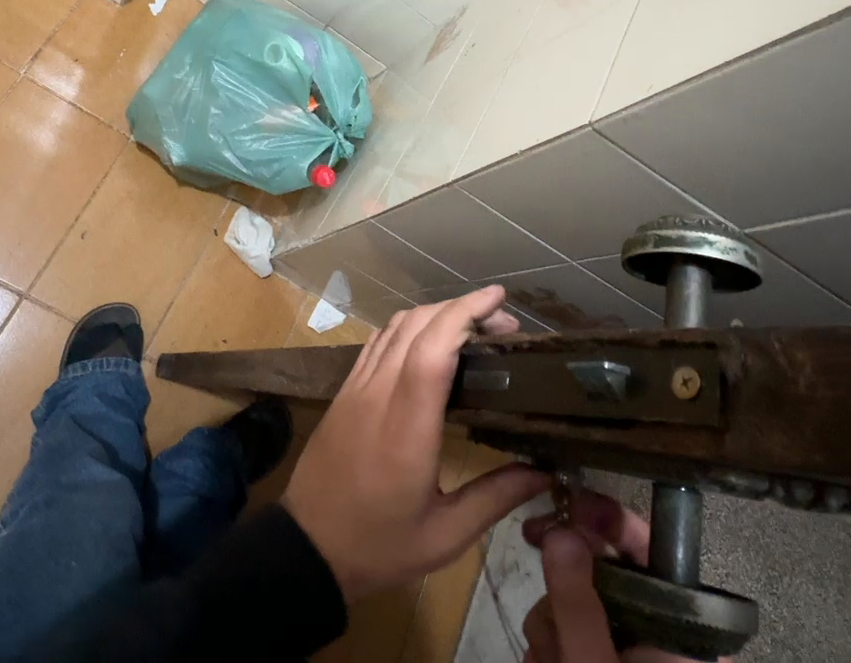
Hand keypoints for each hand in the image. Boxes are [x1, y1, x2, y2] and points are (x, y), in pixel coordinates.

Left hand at [282, 286, 548, 600]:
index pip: (433, 349)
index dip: (465, 314)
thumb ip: (496, 497)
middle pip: (417, 325)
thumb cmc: (379, 546)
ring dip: (436, 314)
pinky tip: (429, 341)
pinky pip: (377, 342)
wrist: (306, 550)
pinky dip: (408, 327)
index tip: (499, 300)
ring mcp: (355, 389)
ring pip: (394, 327)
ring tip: (473, 328)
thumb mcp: (445, 535)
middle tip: (503, 324)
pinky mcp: (343, 393)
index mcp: (406, 427)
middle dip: (462, 309)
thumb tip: (545, 470)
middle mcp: (378, 395)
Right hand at [519, 492, 713, 662]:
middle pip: (605, 572)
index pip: (650, 549)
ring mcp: (629, 649)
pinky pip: (569, 630)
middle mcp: (660, 631)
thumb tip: (560, 528)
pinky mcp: (602, 660)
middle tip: (531, 539)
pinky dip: (551, 643)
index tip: (568, 502)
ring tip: (546, 656)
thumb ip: (576, 602)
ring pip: (579, 601)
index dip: (608, 519)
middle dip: (564, 580)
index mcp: (680, 626)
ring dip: (551, 622)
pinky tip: (545, 661)